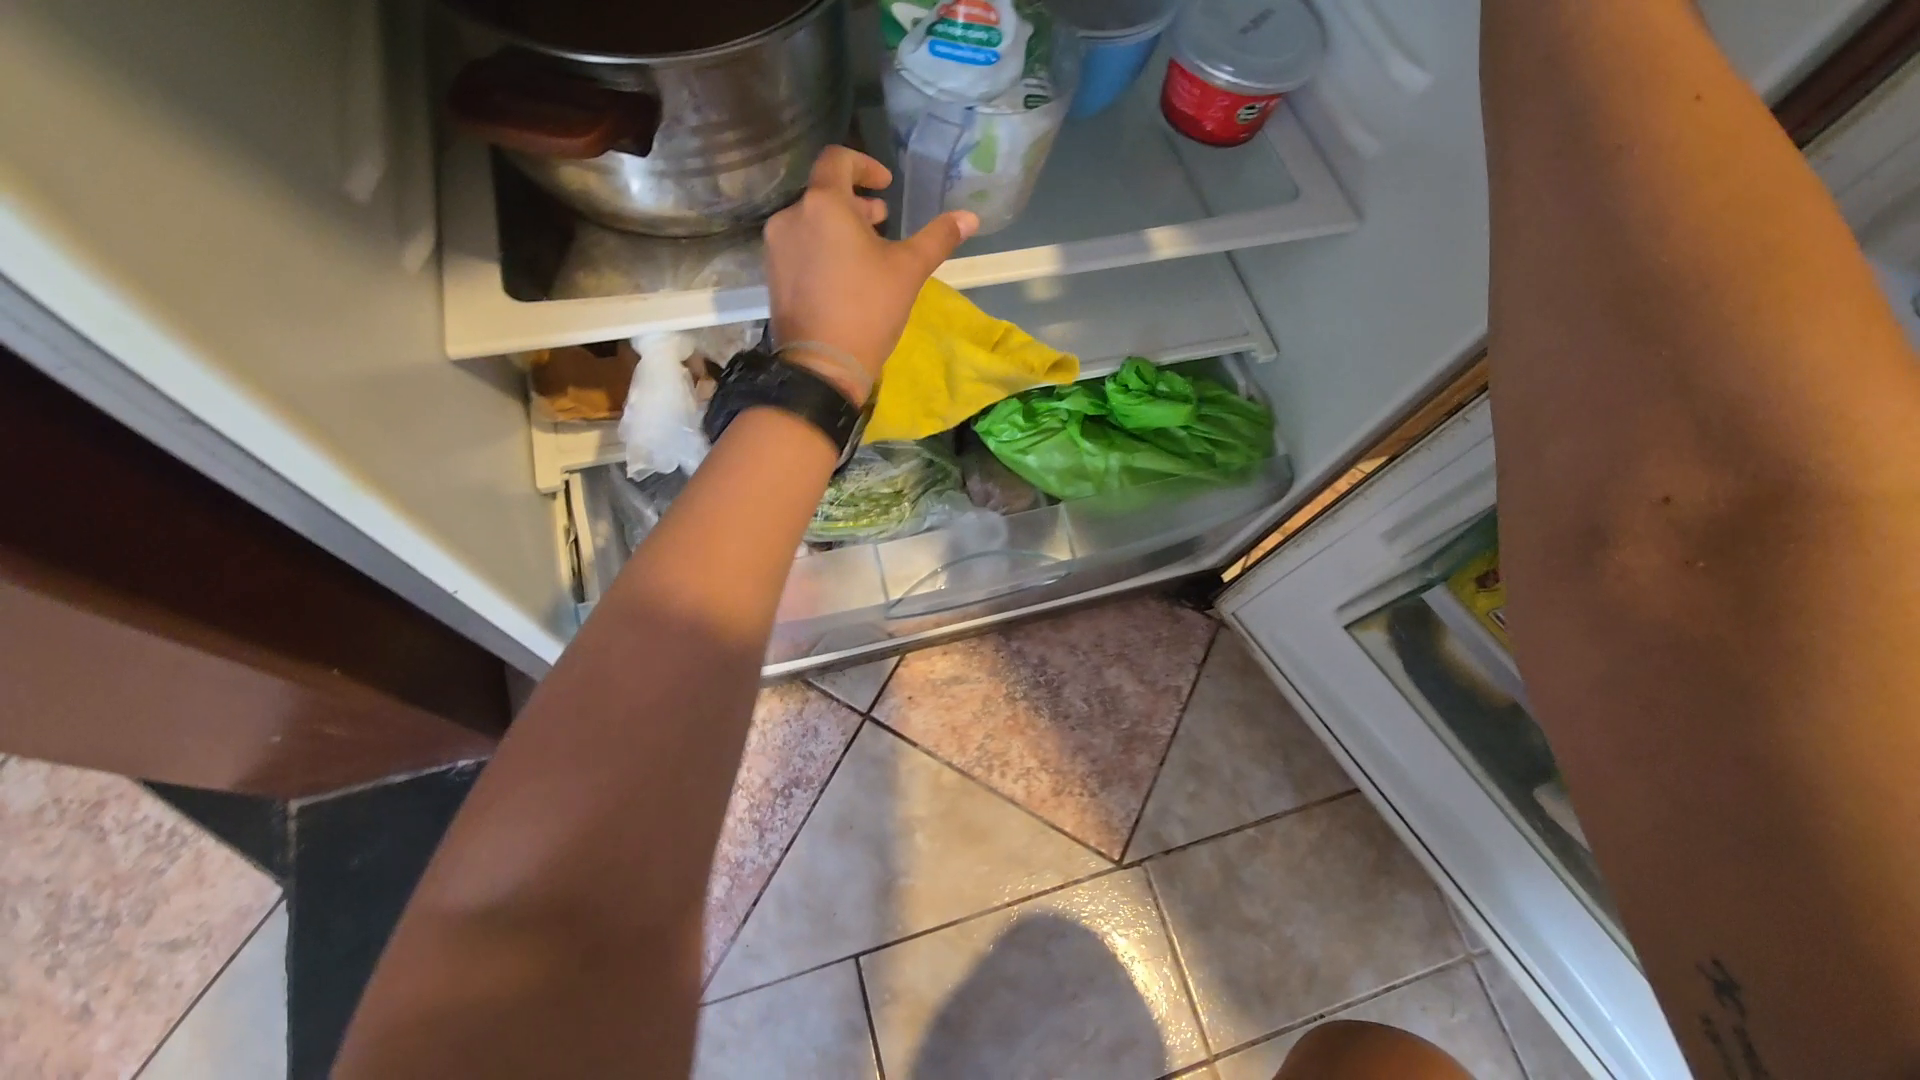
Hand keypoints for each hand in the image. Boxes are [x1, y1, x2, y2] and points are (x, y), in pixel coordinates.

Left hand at [763, 146, 978, 401]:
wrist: (822, 366)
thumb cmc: (868, 309)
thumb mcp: (909, 270)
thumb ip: (938, 237)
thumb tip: (970, 217)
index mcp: (823, 204)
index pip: (838, 160)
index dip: (865, 165)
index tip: (886, 185)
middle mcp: (791, 216)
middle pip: (824, 192)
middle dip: (856, 202)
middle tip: (882, 221)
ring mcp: (776, 247)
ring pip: (811, 221)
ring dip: (840, 226)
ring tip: (867, 250)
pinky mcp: (772, 274)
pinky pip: (800, 246)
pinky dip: (822, 247)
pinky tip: (845, 274)